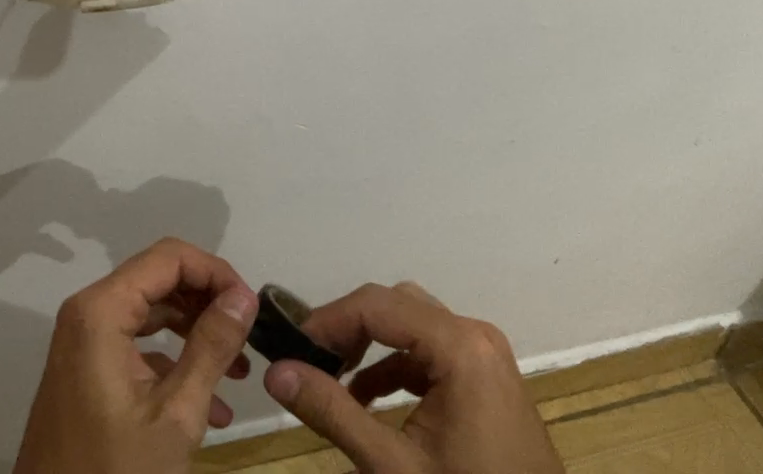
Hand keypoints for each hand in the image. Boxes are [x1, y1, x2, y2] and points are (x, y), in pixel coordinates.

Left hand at [14, 238, 259, 473]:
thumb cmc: (115, 470)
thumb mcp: (175, 412)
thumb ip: (211, 347)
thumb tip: (244, 296)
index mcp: (101, 310)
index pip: (169, 258)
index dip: (215, 272)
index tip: (251, 307)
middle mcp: (87, 313)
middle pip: (159, 280)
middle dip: (208, 303)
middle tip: (249, 337)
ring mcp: (83, 342)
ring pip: (151, 313)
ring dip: (196, 334)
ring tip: (240, 371)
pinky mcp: (86, 371)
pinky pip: (137, 346)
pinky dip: (174, 362)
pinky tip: (212, 405)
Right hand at [263, 281, 564, 473]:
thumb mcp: (394, 467)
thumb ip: (333, 413)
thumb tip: (275, 372)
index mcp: (459, 346)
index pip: (376, 305)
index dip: (326, 321)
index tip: (288, 349)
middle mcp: (475, 336)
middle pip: (394, 306)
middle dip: (347, 329)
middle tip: (308, 362)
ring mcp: (485, 356)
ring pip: (411, 325)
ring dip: (369, 347)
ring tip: (331, 381)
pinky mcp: (487, 379)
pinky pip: (430, 352)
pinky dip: (394, 366)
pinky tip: (367, 401)